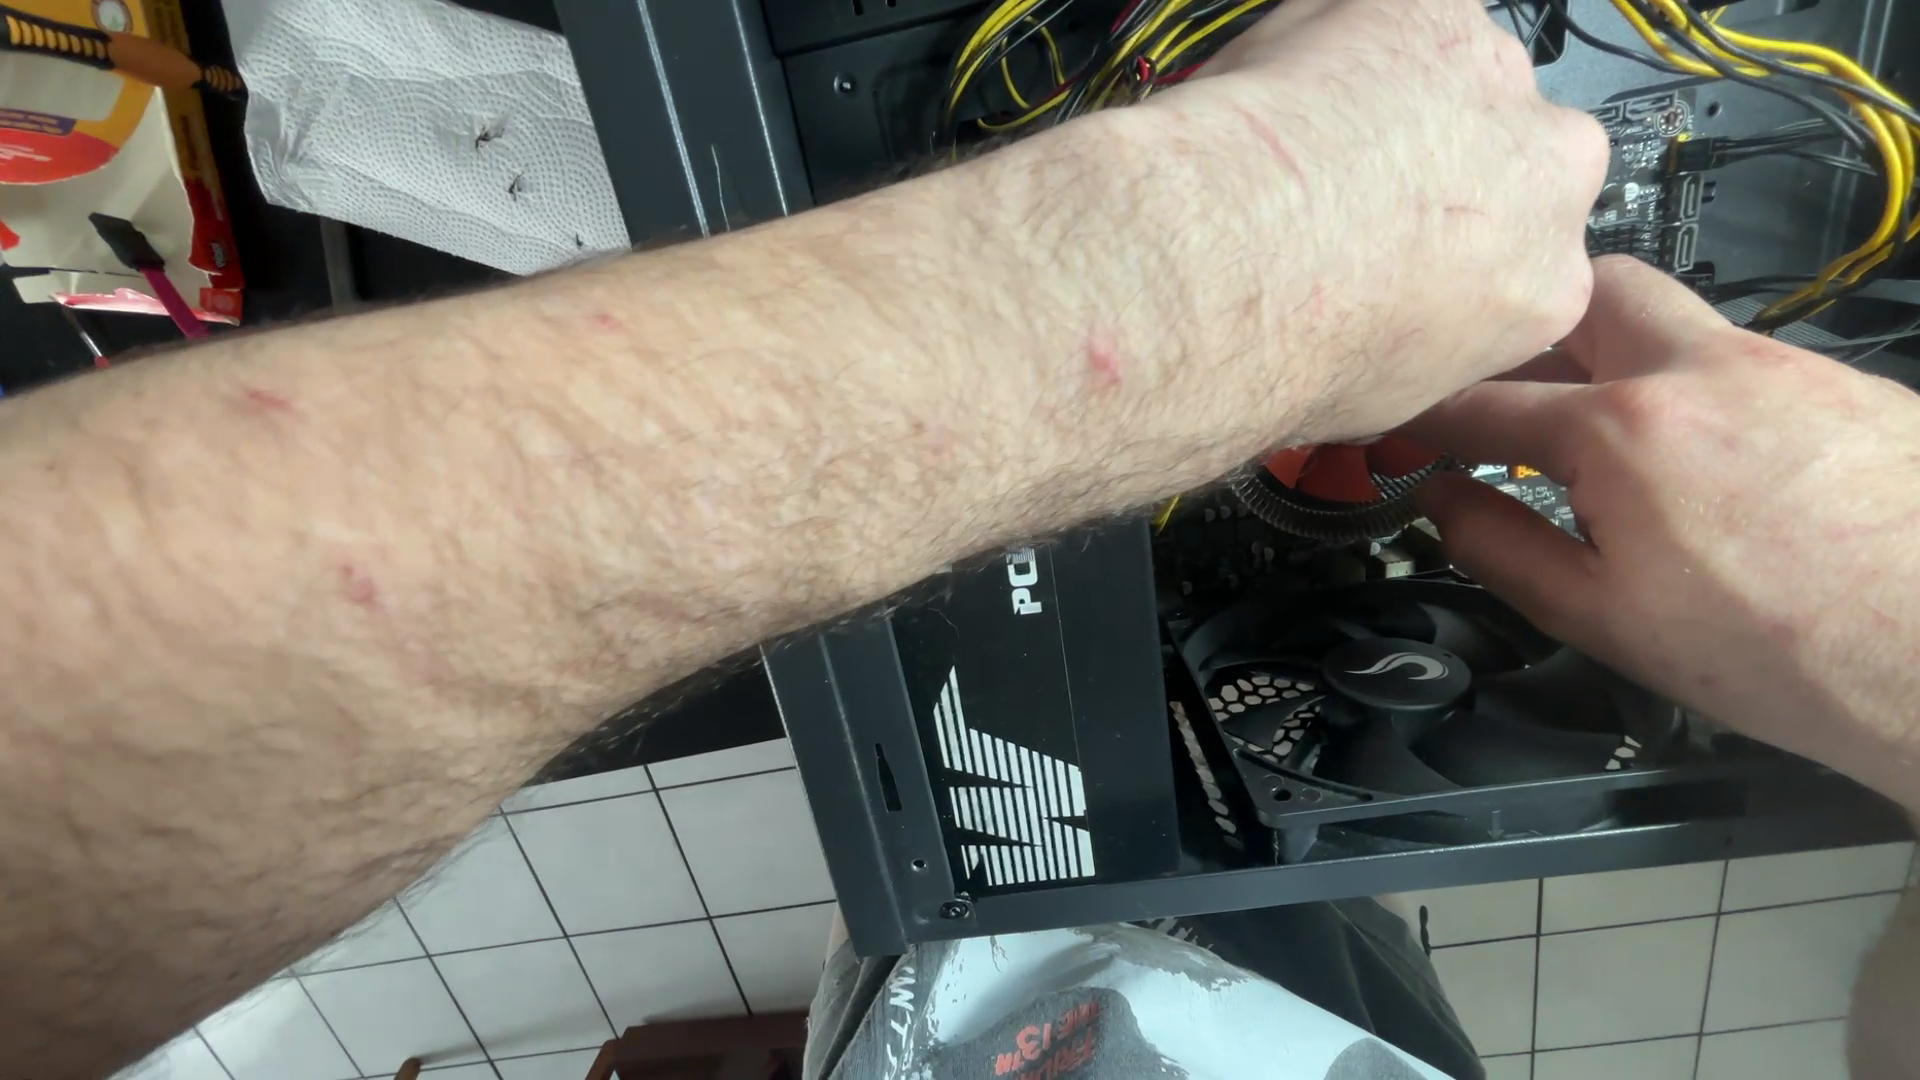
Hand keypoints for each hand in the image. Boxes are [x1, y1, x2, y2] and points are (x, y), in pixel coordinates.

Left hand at [1127, 0, 1607, 442]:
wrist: (1225, 282)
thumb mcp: (1369, 401)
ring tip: (1287, 169)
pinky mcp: (1418, 12)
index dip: (1442, 259)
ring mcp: (1489, 79)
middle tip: (1329, 213)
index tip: (1386, 264)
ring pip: (1441, 86)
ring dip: (1376, 115)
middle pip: (1494, 161)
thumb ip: (1415, 348)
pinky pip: (1380, 22)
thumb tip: (1385, 337)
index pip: (1517, 259)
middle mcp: (1547, 173)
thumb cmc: (1286, 360)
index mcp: (1544, 285)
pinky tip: (1275, 108)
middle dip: (1424, 181)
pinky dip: (1329, 53)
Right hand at [1406, 256, 1919, 808]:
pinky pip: (1725, 355)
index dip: (1417, 412)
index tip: (1392, 423)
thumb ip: (1492, 543)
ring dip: (1594, 352)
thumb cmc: (1787, 651)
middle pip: (1586, 291)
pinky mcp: (1849, 387)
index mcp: (1627, 431)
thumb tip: (1437, 498)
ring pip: (1663, 316)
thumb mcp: (1592, 612)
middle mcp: (1707, 373)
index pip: (1480, 400)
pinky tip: (1663, 451)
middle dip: (1519, 330)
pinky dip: (1666, 381)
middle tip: (1483, 386)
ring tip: (1564, 420)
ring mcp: (1788, 370)